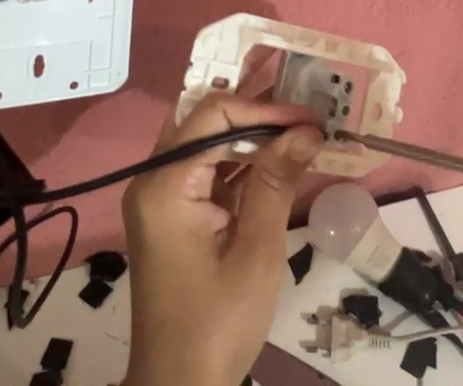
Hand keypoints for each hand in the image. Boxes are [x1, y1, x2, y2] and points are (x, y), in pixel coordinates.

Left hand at [120, 93, 323, 385]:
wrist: (179, 385)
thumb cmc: (218, 323)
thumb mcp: (256, 251)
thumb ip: (277, 182)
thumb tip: (308, 129)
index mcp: (165, 186)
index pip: (212, 116)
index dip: (262, 108)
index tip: (308, 116)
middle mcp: (154, 180)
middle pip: (203, 122)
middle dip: (254, 109)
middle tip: (303, 105)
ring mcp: (160, 198)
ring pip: (205, 142)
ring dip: (250, 133)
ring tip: (298, 124)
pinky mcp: (172, 214)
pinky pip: (206, 170)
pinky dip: (241, 162)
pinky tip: (278, 158)